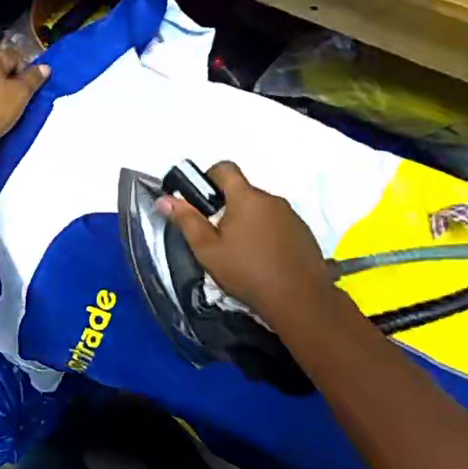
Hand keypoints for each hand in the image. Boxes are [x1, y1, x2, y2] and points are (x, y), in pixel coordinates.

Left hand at [0, 48, 49, 148]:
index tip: (32, 86)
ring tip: (13, 108)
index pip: (13, 56)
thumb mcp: (21, 93)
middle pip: (1, 70)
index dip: (26, 69)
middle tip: (24, 97)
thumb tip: (45, 67)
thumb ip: (34, 78)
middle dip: (15, 81)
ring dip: (4, 93)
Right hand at [157, 161, 337, 325]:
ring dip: (247, 222)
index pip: (225, 168)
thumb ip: (186, 221)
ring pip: (260, 209)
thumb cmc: (246, 272)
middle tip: (216, 237)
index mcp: (246, 198)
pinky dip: (266, 234)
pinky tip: (261, 260)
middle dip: (226, 207)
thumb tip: (164, 199)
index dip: (208, 177)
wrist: (299, 299)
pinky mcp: (303, 232)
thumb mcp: (207, 250)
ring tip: (239, 253)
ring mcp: (291, 215)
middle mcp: (271, 199)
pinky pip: (277, 223)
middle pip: (242, 192)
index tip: (200, 201)